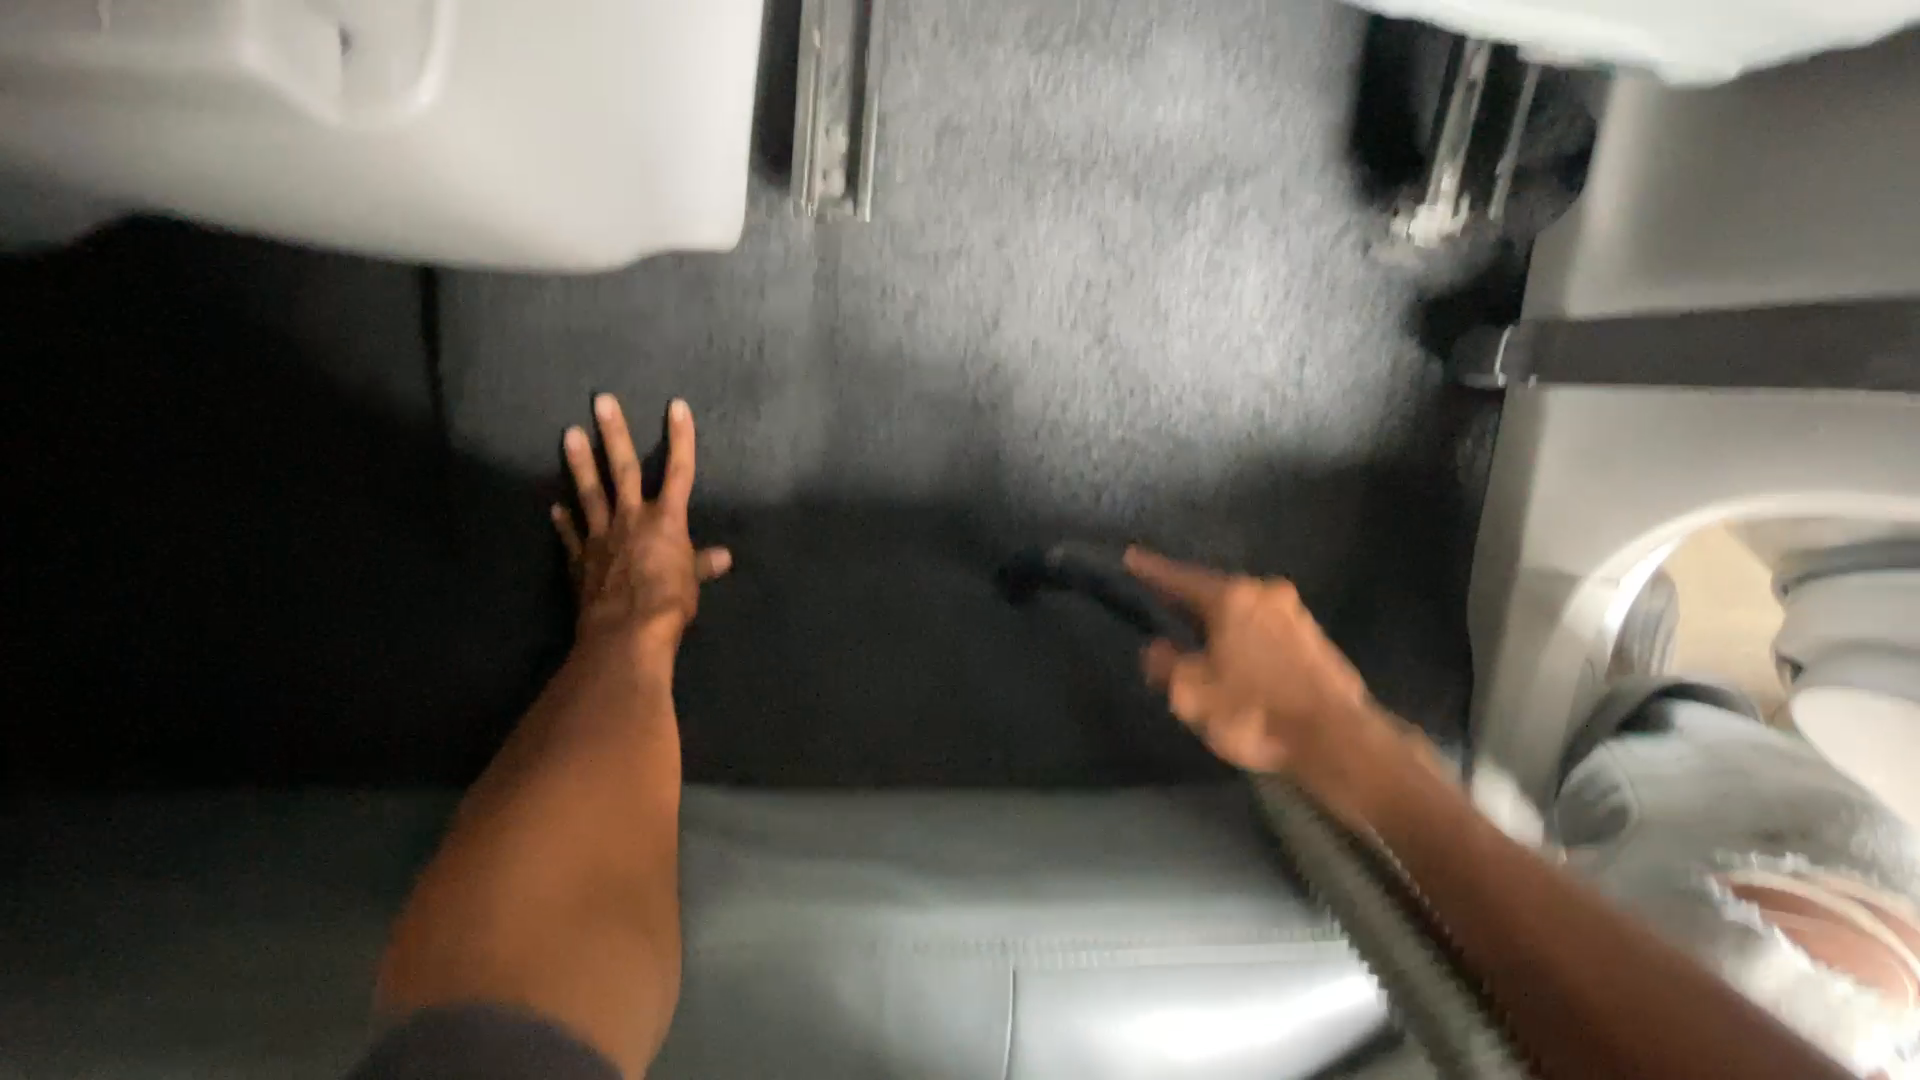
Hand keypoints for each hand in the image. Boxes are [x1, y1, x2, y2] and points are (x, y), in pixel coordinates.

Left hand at [552, 395, 730, 649]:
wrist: (627, 629)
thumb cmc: (669, 601)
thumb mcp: (693, 581)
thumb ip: (701, 564)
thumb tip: (724, 557)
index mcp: (666, 520)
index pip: (679, 471)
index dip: (680, 438)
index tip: (676, 406)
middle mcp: (632, 518)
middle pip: (624, 468)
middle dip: (615, 433)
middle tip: (601, 400)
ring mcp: (601, 535)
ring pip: (590, 491)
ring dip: (580, 463)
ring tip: (569, 434)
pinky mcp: (581, 558)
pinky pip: (571, 534)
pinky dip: (564, 521)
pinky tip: (555, 508)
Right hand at [1125, 547, 1383, 779]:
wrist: (1337, 740)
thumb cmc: (1254, 710)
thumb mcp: (1192, 692)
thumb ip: (1165, 664)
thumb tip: (1157, 648)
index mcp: (1230, 598)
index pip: (1179, 577)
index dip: (1151, 570)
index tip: (1130, 556)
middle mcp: (1264, 594)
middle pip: (1213, 590)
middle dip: (1186, 598)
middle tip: (1159, 600)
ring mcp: (1294, 614)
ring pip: (1240, 609)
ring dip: (1216, 620)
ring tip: (1193, 632)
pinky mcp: (1313, 639)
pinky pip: (1261, 627)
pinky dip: (1240, 635)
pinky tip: (1232, 654)